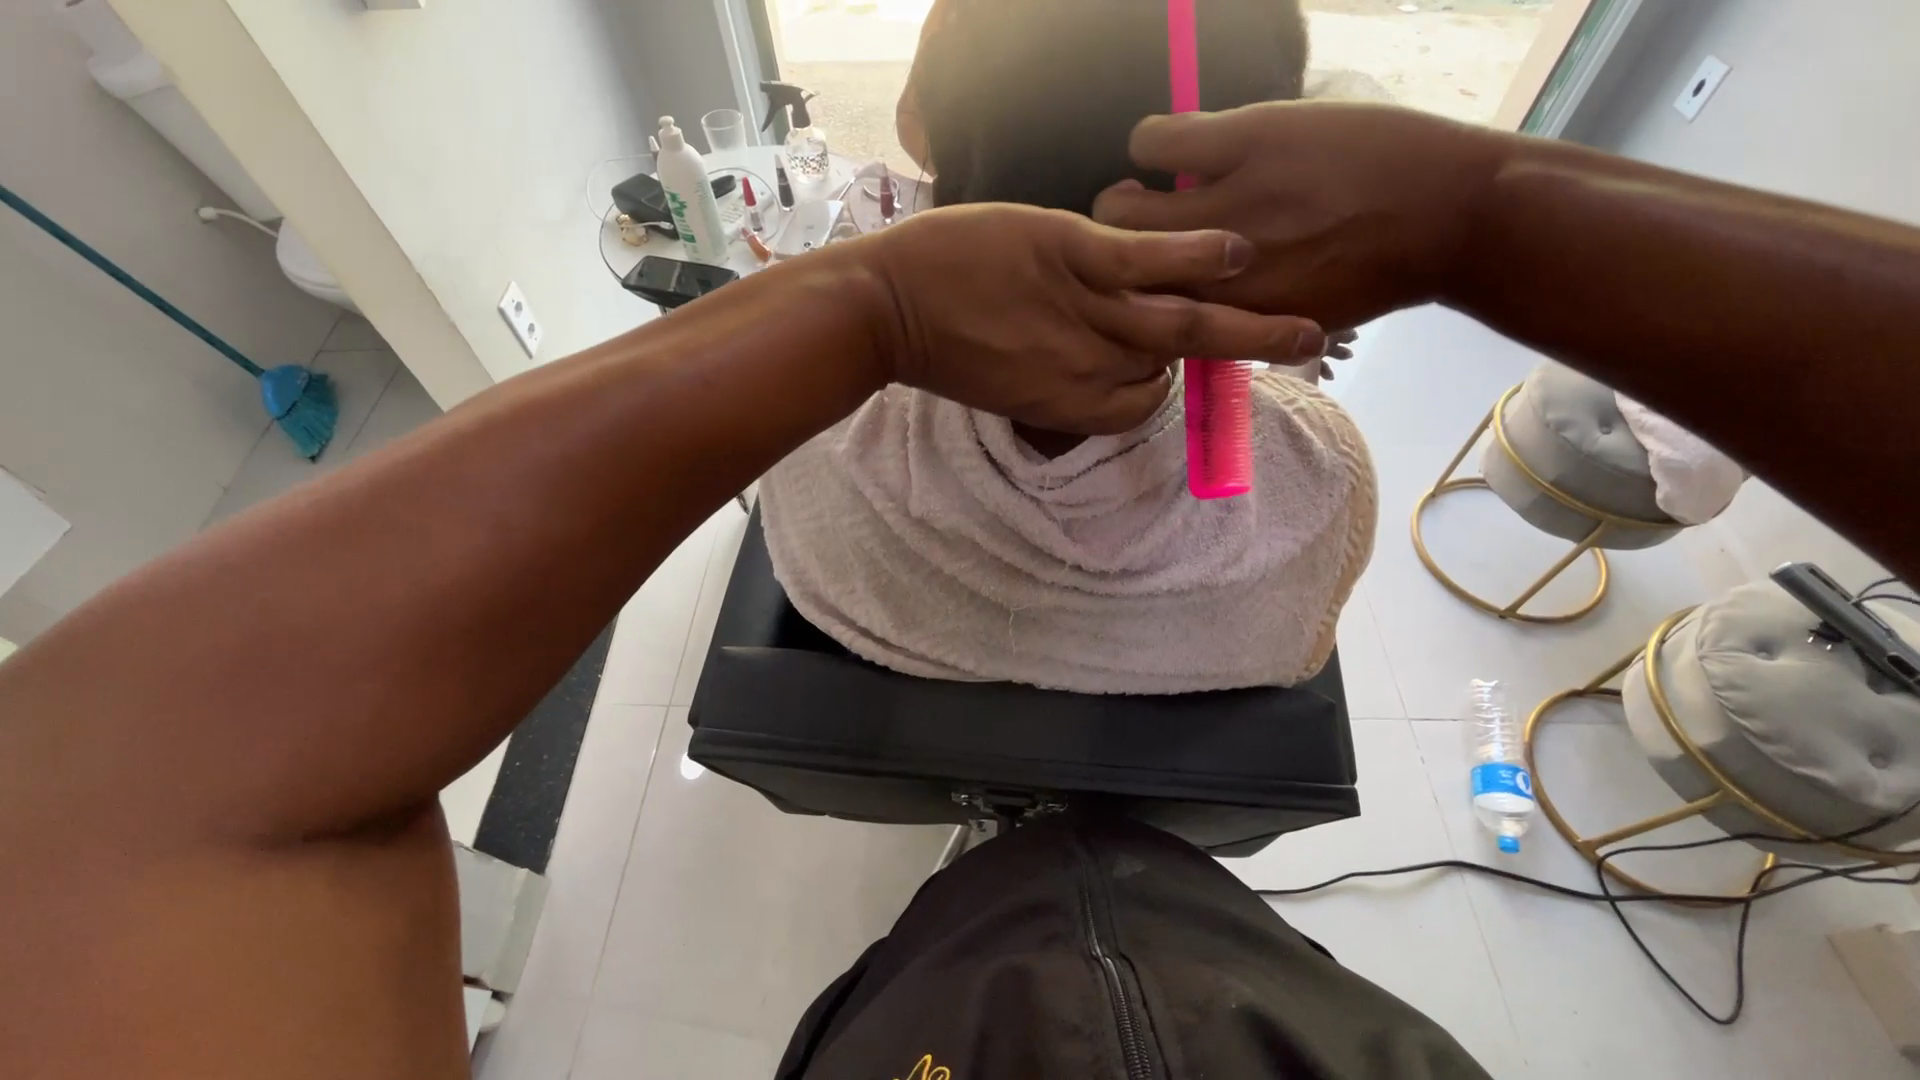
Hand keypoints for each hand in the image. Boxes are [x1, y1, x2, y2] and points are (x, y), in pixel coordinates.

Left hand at [858, 203, 1326, 433]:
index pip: (1145, 399)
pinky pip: (1148, 263)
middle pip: (1176, 362)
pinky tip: (1237, 250)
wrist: (884, 310)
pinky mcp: (1072, 257)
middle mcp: (1088, 368)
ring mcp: (1084, 313)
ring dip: (1247, 315)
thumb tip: (1090, 374)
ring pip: (1182, 321)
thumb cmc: (938, 351)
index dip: (1164, 381)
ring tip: (1296, 304)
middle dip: (1240, 350)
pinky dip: (1195, 256)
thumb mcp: (1002, 390)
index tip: (1176, 362)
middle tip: (1303, 342)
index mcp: (1069, 405)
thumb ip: (1053, 385)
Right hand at [1092, 102, 1506, 331]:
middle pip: (1110, 263)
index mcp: (1221, 319)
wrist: (1455, 217)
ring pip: (1116, 205)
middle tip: (1146, 226)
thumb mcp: (1292, 321)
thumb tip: (1193, 308)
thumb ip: (1235, 317)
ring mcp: (1221, 210)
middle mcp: (1206, 278)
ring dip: (1131, 194)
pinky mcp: (1243, 144)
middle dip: (1116, 247)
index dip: (1129, 293)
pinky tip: (1183, 145)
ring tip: (1164, 184)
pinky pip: (1155, 140)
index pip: (1134, 311)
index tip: (1139, 277)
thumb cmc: (1376, 277)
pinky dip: (1155, 142)